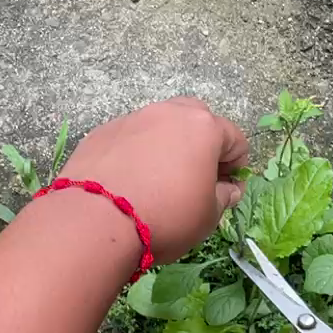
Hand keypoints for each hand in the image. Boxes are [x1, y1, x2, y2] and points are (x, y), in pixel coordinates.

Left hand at [52, 97, 248, 263]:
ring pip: (159, 126)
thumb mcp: (207, 216)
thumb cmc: (165, 217)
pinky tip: (128, 182)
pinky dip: (135, 154)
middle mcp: (167, 113)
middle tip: (196, 177)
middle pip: (196, 119)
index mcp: (203, 127)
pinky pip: (129, 138)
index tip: (227, 190)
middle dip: (202, 144)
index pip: (234, 139)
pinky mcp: (102, 132)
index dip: (236, 166)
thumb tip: (227, 189)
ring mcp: (131, 119)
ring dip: (166, 146)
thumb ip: (223, 197)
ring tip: (159, 181)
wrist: (96, 220)